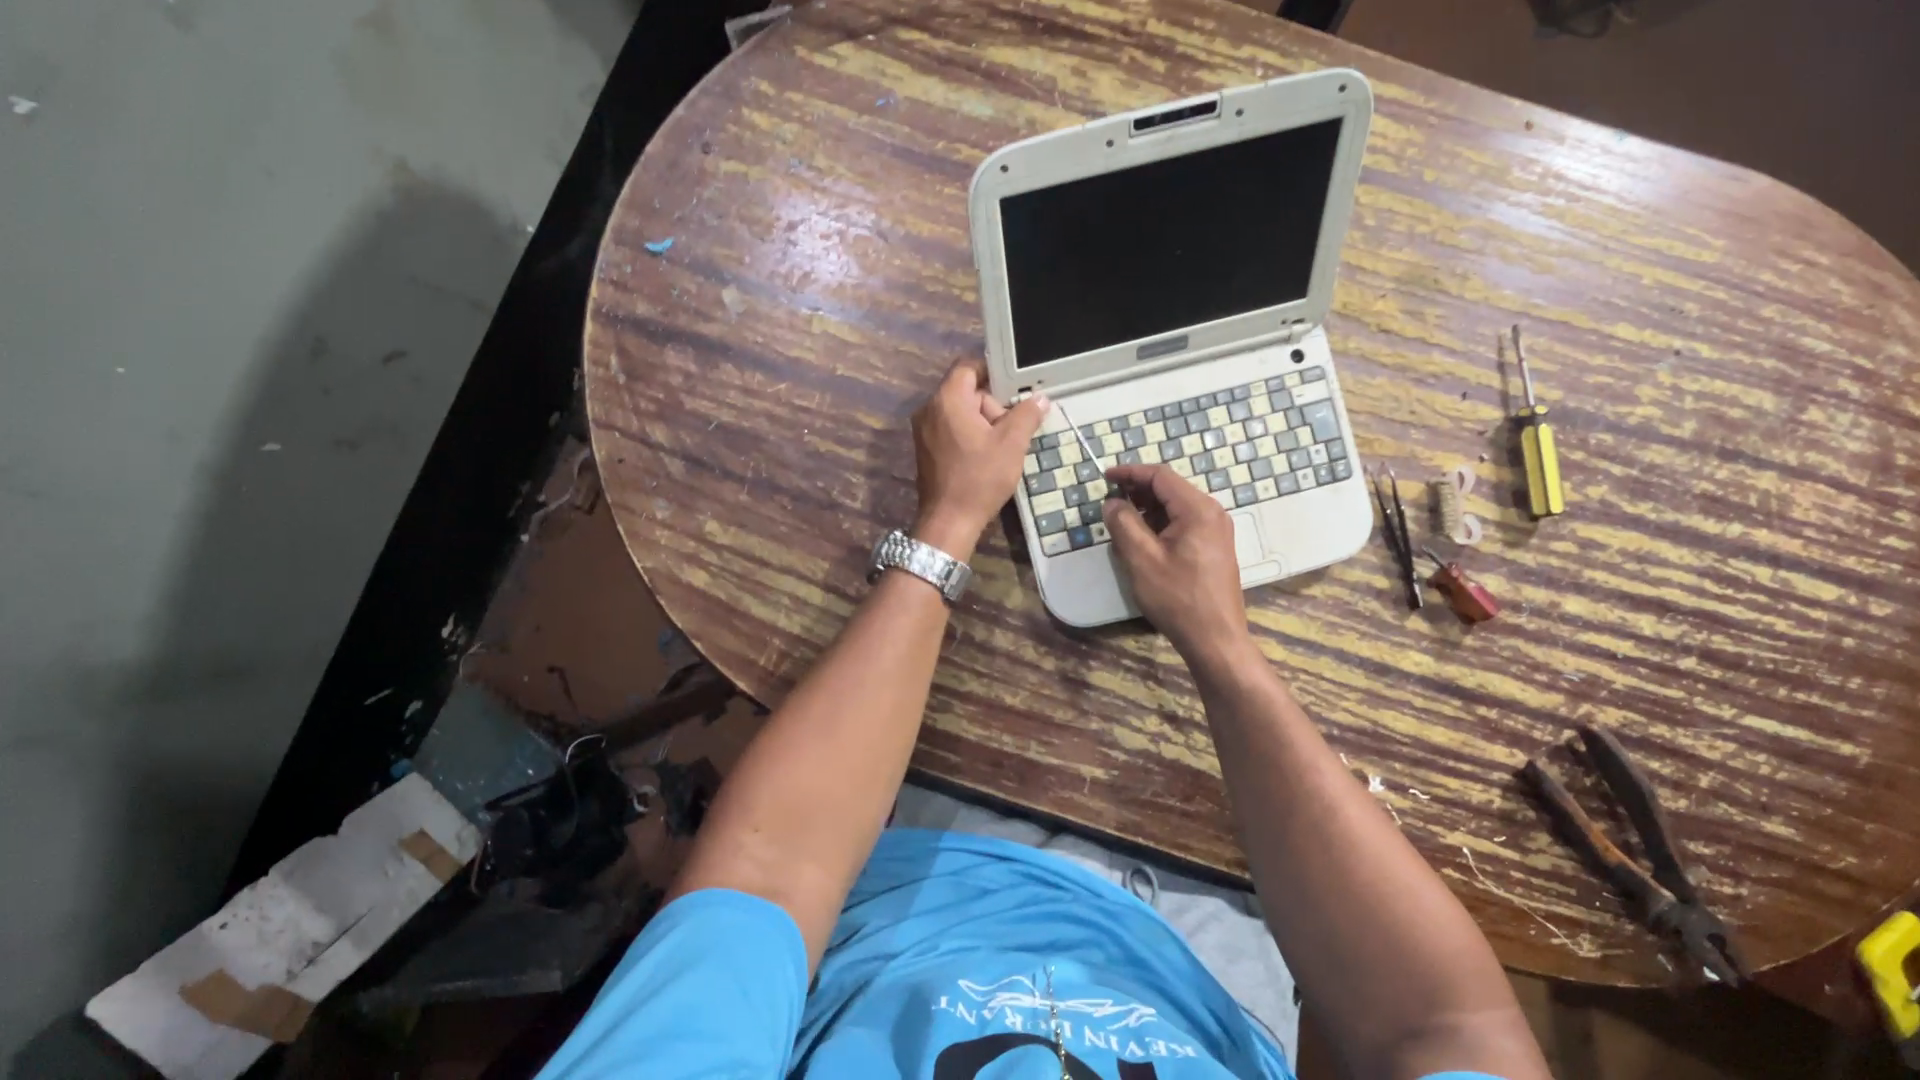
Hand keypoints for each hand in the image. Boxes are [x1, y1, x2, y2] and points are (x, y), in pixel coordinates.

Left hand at [911, 357, 1049, 561]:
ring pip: (960, 412)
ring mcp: (924, 430)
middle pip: (966, 391)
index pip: (968, 366)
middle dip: (992, 406)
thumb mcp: (1011, 444)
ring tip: (1000, 448)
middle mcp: (929, 409)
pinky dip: (969, 435)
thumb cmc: (980, 479)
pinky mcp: (925, 448)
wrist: (949, 521)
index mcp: (948, 400)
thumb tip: (1040, 399)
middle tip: (1010, 430)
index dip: (992, 371)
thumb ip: (1027, 415)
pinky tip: (984, 457)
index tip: (1014, 386)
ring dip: (982, 423)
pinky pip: (951, 429)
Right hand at [1103, 464, 1251, 659]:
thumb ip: (1123, 524)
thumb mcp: (1142, 559)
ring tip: (1120, 521)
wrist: (1215, 638)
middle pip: (1170, 489)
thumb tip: (1112, 502)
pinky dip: (1160, 524)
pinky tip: (1142, 539)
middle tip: (1109, 501)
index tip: (1104, 477)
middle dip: (1137, 491)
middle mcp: (1212, 513)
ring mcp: (1216, 531)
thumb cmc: (1177, 598)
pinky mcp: (1213, 548)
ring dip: (1147, 509)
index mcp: (1198, 509)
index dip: (1130, 473)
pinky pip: (1183, 524)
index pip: (1160, 476)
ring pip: (1176, 507)